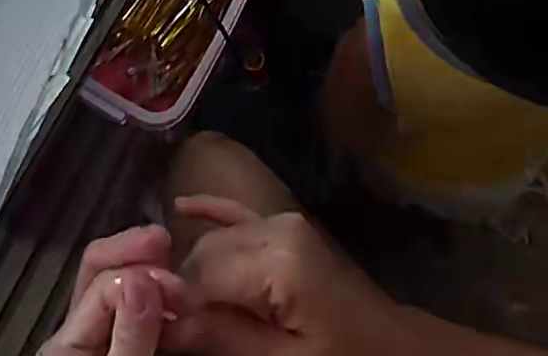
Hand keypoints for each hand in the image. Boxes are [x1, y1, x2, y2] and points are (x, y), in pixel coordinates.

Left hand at [40, 225, 197, 355]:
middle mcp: (74, 331)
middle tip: (168, 241)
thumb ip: (130, 337)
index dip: (142, 277)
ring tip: (176, 269)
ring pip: (112, 278)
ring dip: (146, 266)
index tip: (181, 287)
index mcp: (64, 343)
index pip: (102, 285)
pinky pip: (127, 304)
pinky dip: (152, 292)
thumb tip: (142, 278)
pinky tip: (173, 294)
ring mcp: (90, 336)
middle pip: (98, 265)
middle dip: (134, 247)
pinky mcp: (110, 343)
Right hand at [172, 196, 417, 355]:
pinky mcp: (287, 225)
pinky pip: (241, 213)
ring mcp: (283, 220)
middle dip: (180, 285)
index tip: (152, 327)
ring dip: (192, 265)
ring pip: (218, 235)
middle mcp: (276, 225)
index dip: (172, 300)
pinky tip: (182, 205)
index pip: (202, 271)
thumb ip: (224, 337)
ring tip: (165, 298)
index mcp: (279, 259)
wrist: (395, 347)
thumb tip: (163, 319)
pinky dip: (212, 210)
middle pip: (206, 250)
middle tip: (159, 321)